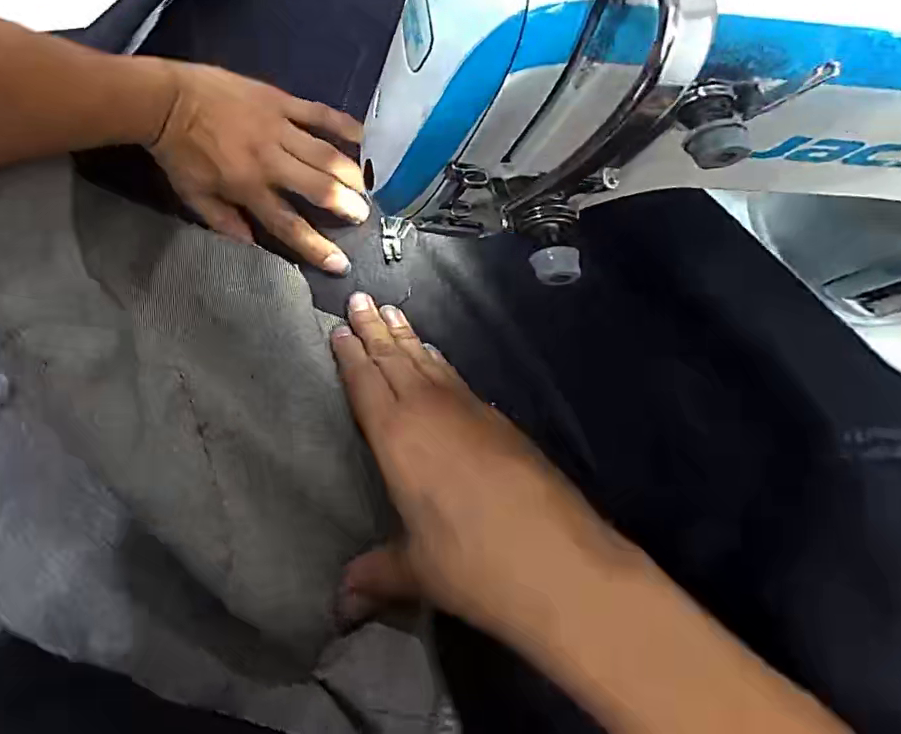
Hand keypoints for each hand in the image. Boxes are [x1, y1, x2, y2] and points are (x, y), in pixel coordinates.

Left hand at [147, 61, 368, 273]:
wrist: (166, 100)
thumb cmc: (179, 152)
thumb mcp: (193, 195)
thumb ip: (224, 221)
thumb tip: (252, 243)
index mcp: (247, 188)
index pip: (288, 224)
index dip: (316, 246)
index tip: (341, 263)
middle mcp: (270, 161)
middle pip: (317, 187)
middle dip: (346, 204)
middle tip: (364, 215)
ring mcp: (278, 128)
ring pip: (324, 153)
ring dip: (350, 172)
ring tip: (368, 185)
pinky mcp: (280, 102)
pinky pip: (318, 113)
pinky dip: (342, 125)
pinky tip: (362, 137)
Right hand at [329, 294, 624, 637]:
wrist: (562, 565)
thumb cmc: (474, 566)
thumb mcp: (418, 570)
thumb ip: (376, 574)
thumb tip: (339, 602)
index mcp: (397, 438)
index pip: (366, 383)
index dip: (350, 355)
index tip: (338, 328)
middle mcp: (429, 411)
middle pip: (394, 359)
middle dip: (373, 329)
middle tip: (359, 298)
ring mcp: (468, 410)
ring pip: (426, 361)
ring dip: (406, 336)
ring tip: (390, 312)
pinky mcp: (498, 420)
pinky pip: (454, 377)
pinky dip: (438, 361)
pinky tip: (435, 357)